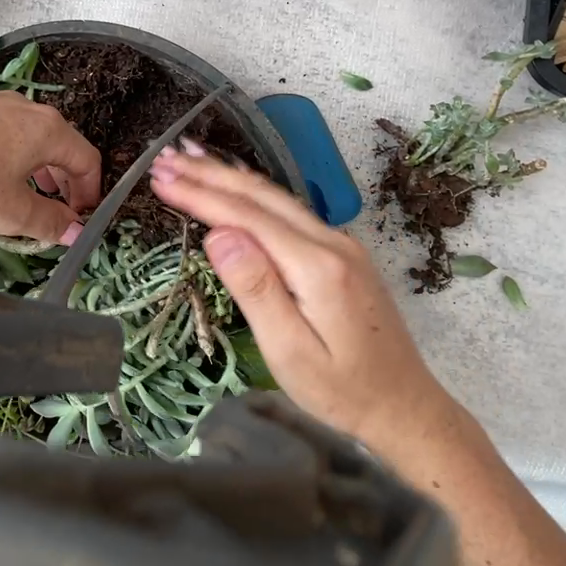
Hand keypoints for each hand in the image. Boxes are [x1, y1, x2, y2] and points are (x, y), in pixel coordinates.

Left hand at [0, 92, 101, 242]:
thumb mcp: (11, 213)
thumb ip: (49, 221)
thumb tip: (75, 230)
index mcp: (46, 129)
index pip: (86, 158)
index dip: (89, 192)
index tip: (78, 220)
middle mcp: (23, 107)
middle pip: (58, 144)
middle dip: (62, 181)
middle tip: (54, 211)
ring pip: (25, 137)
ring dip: (32, 169)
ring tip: (20, 196)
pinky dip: (3, 157)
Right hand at [148, 147, 451, 446]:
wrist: (405, 406)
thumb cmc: (340, 389)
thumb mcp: (289, 351)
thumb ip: (255, 289)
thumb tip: (218, 234)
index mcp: (316, 265)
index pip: (246, 216)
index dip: (200, 194)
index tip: (160, 178)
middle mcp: (332, 242)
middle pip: (261, 196)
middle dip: (209, 174)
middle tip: (164, 159)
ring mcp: (341, 244)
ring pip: (276, 198)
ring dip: (228, 178)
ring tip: (189, 160)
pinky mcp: (342, 254)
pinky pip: (288, 211)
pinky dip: (251, 194)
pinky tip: (235, 187)